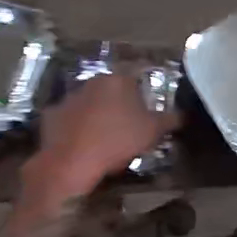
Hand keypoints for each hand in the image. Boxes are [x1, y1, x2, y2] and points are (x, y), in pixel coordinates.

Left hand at [27, 72, 178, 195]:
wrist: (70, 163)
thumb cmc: (117, 141)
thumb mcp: (152, 132)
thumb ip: (170, 120)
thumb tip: (184, 114)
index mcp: (118, 79)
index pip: (137, 73)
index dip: (146, 87)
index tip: (150, 102)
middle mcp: (92, 81)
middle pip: (112, 86)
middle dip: (122, 100)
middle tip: (131, 120)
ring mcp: (69, 97)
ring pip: (90, 101)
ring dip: (98, 111)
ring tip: (106, 133)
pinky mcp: (52, 115)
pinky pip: (70, 117)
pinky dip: (76, 126)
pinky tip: (82, 141)